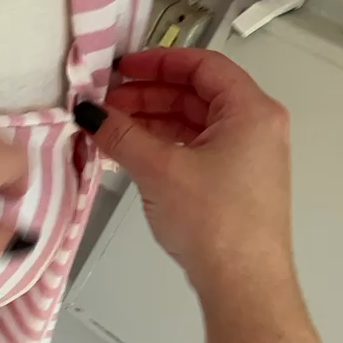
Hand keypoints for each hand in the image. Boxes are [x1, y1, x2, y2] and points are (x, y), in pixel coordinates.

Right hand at [94, 48, 297, 304]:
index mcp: (250, 112)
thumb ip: (121, 135)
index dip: (159, 62)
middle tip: (105, 103)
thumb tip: (90, 113)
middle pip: (194, 94)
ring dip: (148, 121)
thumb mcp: (159, 169)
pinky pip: (190, 149)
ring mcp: (242, 157)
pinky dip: (158, 145)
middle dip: (146, 95)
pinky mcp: (228, 182)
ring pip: (189, 123)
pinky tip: (127, 153)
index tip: (122, 68)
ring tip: (108, 129)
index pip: (203, 66)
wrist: (241, 280)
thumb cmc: (215, 221)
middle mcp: (252, 128)